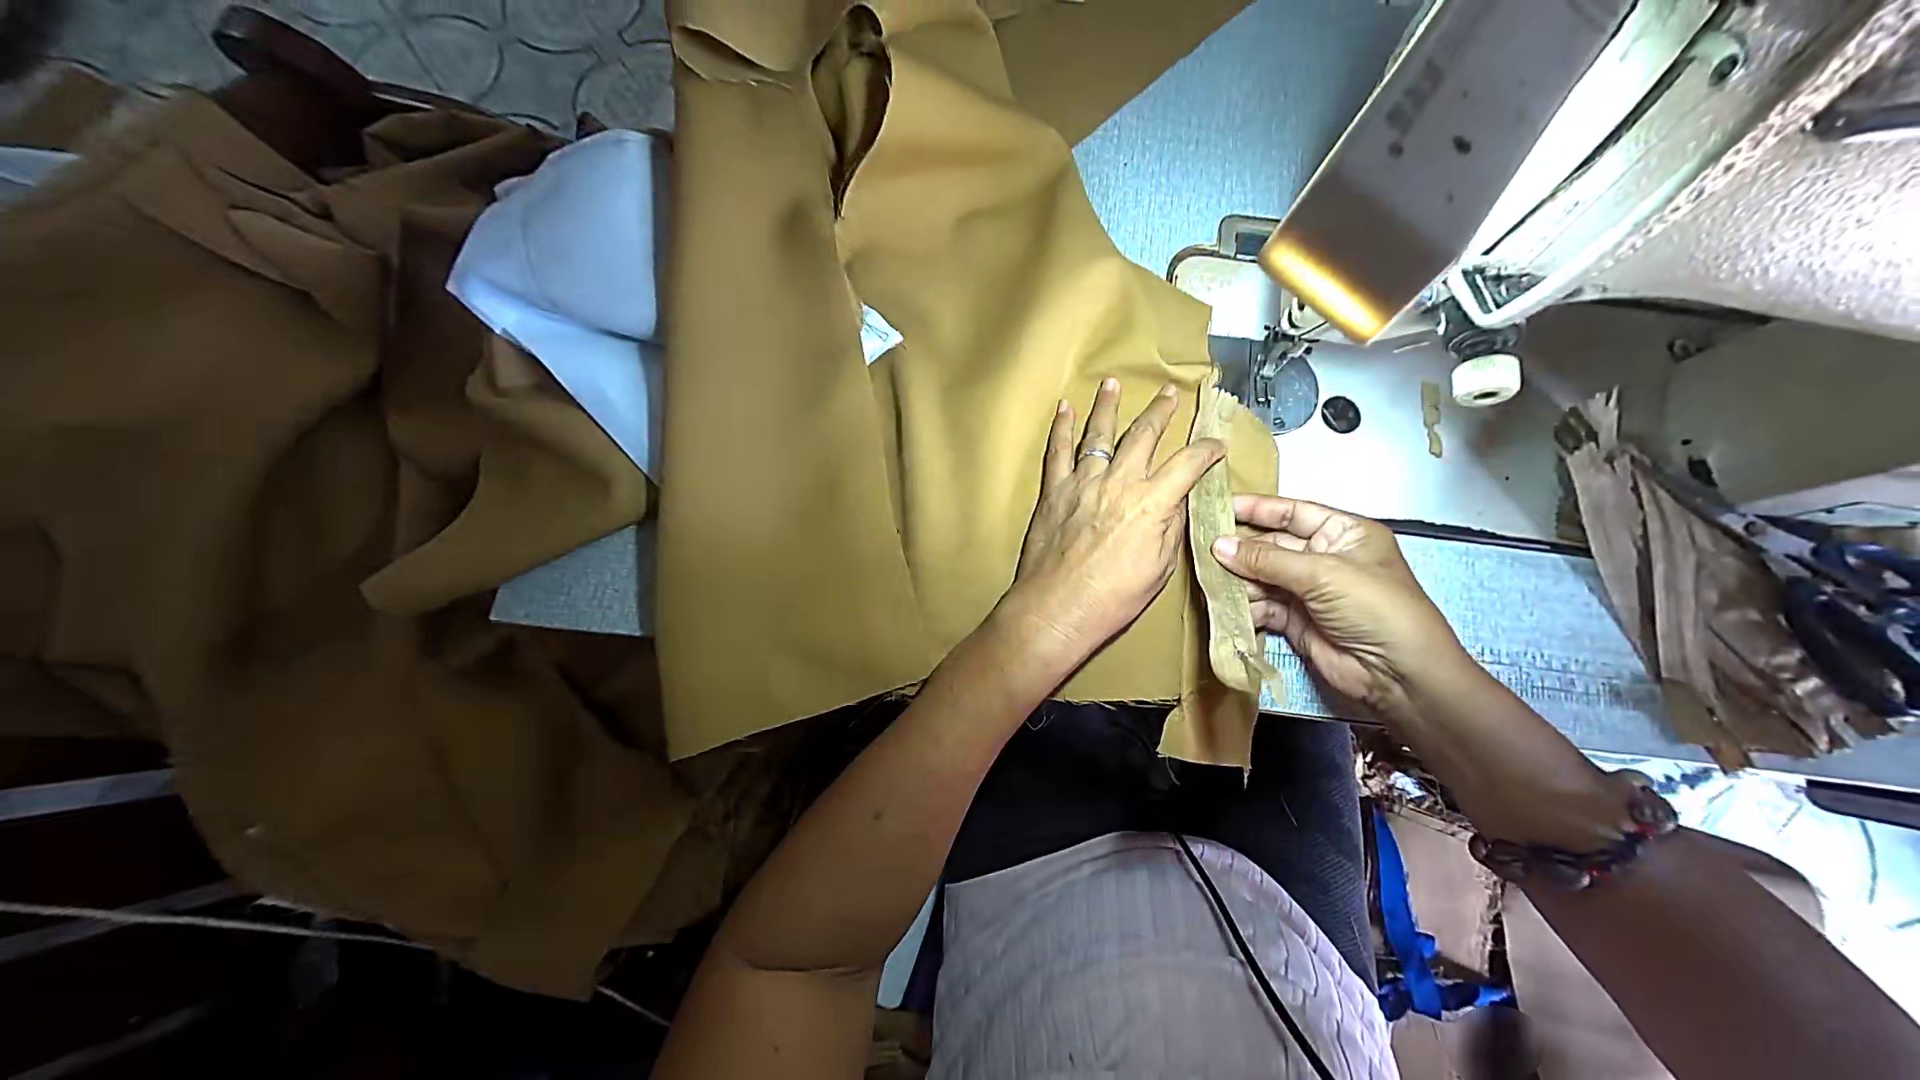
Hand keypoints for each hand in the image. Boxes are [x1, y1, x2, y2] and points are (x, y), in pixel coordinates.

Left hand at [998, 378, 1223, 667]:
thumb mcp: (1159, 568)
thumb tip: (1177, 502)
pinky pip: (1058, 451)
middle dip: (1159, 412)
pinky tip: (1065, 409)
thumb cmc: (1111, 598)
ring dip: (1108, 406)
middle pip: (1142, 435)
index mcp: (1151, 503)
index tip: (1216, 444)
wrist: (1056, 608)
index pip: (1188, 464)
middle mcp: (1118, 483)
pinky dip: (1062, 428)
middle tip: (1168, 393)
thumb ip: (1170, 528)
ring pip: (1098, 433)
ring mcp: (1082, 483)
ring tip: (1113, 383)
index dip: (1206, 451)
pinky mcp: (1053, 492)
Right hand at [1210, 495, 1465, 715]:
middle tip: (1204, 549)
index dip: (1257, 509)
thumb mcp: (1322, 573)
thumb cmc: (1374, 607)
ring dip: (1238, 581)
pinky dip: (1244, 607)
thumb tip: (1219, 545)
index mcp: (1342, 534)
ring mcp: (1309, 591)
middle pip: (1271, 547)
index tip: (1221, 506)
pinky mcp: (1296, 621)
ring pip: (1262, 578)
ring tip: (1210, 581)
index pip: (1292, 513)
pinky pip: (1262, 606)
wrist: (1398, 674)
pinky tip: (1225, 607)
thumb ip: (1266, 559)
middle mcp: (1324, 558)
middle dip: (1241, 550)